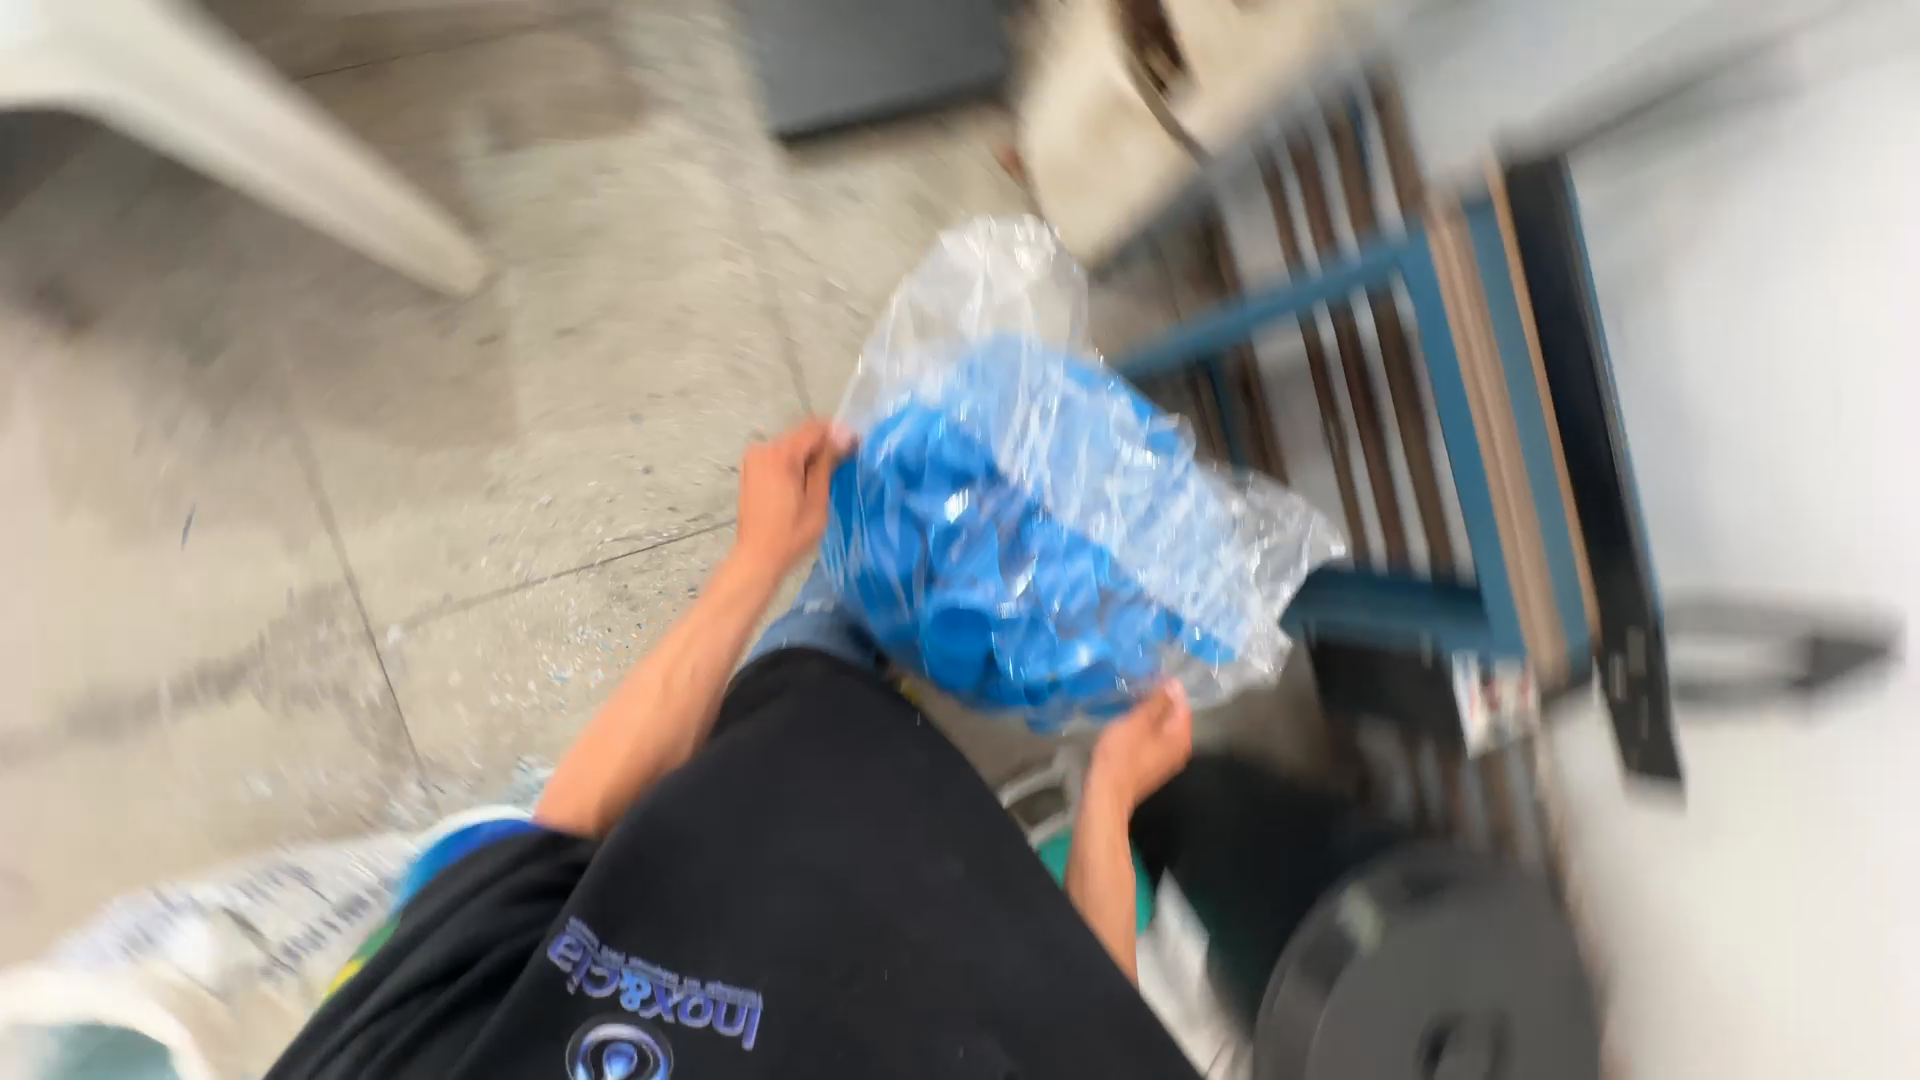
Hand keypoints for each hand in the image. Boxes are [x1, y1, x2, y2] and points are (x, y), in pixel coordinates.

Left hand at [733, 417, 854, 578]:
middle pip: (802, 435)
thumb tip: (845, 434)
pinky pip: (778, 456)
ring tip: (824, 478)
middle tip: (843, 466)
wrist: (758, 556)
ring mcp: (754, 458)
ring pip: (791, 445)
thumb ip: (828, 462)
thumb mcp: (817, 498)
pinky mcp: (751, 469)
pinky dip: (794, 463)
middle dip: (824, 445)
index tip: (856, 447)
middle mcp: (763, 449)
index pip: (815, 428)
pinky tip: (804, 482)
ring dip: (809, 455)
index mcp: (780, 455)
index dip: (838, 434)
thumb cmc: (792, 533)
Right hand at [1087, 681, 1192, 815]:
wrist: (1106, 793)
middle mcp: (1180, 750)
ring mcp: (1166, 761)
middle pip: (1174, 717)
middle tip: (1138, 685)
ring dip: (1150, 714)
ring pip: (1163, 729)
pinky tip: (1129, 722)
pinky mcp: (1152, 766)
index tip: (1150, 675)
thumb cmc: (1121, 754)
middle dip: (1159, 700)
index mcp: (1181, 738)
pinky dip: (1145, 728)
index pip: (1183, 704)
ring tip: (1131, 700)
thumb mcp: (1138, 722)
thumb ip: (1158, 702)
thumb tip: (1173, 684)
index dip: (1168, 688)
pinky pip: (1154, 740)